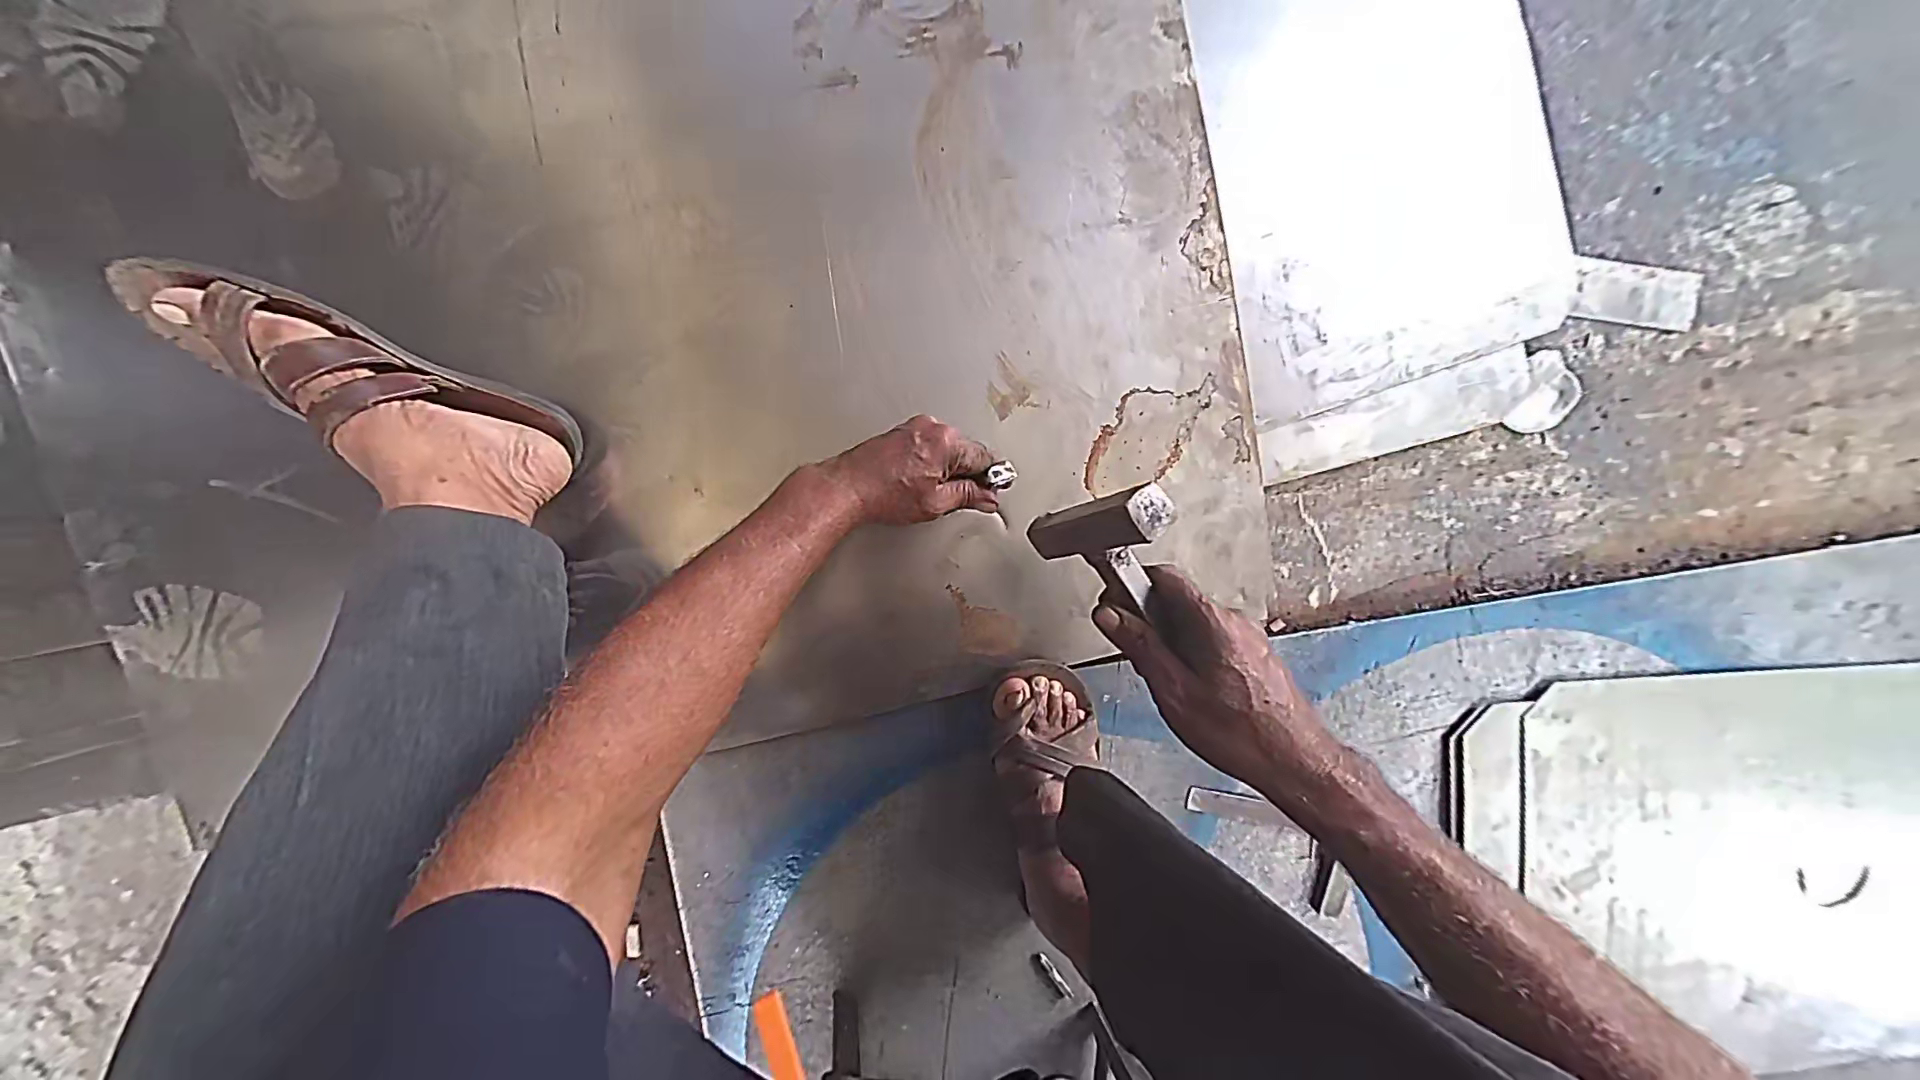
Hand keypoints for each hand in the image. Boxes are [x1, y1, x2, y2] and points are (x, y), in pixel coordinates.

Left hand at [823, 415, 1000, 525]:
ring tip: (927, 490)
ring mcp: (915, 427)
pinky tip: (917, 480)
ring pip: (948, 448)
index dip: (991, 479)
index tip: (992, 491)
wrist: (848, 487)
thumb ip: (968, 497)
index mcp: (945, 441)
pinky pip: (930, 445)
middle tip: (956, 497)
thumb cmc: (882, 493)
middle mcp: (931, 427)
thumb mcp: (935, 503)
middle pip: (967, 451)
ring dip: (948, 468)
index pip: (985, 457)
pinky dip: (931, 461)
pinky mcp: (903, 432)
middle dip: (968, 473)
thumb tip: (987, 496)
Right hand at [1092, 565, 1340, 792]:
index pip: (1163, 576)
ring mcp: (1248, 637)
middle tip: (1132, 647)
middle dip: (1147, 618)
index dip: (1130, 583)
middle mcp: (1234, 621)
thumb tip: (1111, 616)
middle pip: (1177, 598)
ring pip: (1194, 621)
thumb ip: (1141, 646)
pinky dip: (1191, 651)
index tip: (1113, 604)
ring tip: (1164, 676)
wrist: (1296, 762)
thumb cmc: (1242, 734)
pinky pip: (1212, 638)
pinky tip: (1190, 685)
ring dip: (1169, 638)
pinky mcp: (1255, 654)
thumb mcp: (1174, 691)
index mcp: (1213, 621)